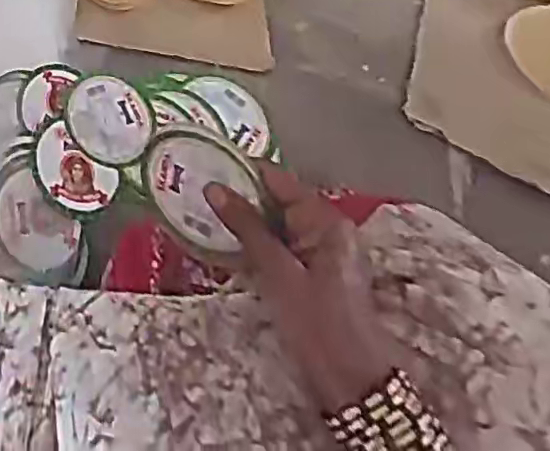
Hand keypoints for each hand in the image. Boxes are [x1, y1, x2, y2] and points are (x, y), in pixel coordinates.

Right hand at [205, 165, 400, 410]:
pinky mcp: (310, 274)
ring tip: (202, 212)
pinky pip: (278, 247)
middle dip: (239, 197)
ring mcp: (319, 252)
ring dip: (243, 222)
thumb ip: (246, 226)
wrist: (352, 386)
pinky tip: (224, 244)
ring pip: (274, 225)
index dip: (243, 171)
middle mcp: (325, 229)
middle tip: (196, 189)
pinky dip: (254, 245)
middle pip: (276, 201)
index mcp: (325, 220)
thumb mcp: (277, 271)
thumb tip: (213, 186)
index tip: (207, 163)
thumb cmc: (318, 323)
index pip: (278, 180)